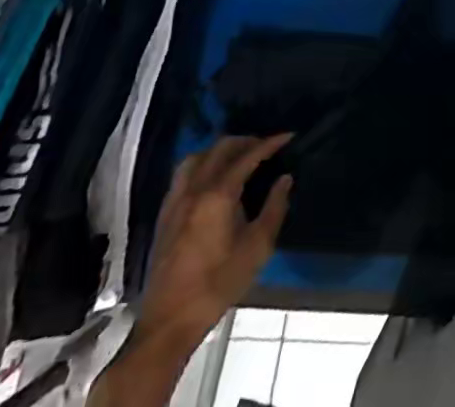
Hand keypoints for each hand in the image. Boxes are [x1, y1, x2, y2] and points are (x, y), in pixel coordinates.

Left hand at [134, 134, 294, 349]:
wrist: (171, 319)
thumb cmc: (220, 283)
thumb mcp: (258, 247)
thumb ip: (274, 207)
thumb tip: (285, 179)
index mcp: (218, 196)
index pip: (247, 156)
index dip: (270, 143)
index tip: (289, 136)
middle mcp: (193, 191)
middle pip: (219, 149)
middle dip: (246, 141)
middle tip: (267, 146)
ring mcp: (175, 202)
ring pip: (196, 158)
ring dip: (220, 150)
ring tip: (240, 157)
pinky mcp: (165, 215)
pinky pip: (183, 175)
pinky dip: (202, 164)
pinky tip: (213, 178)